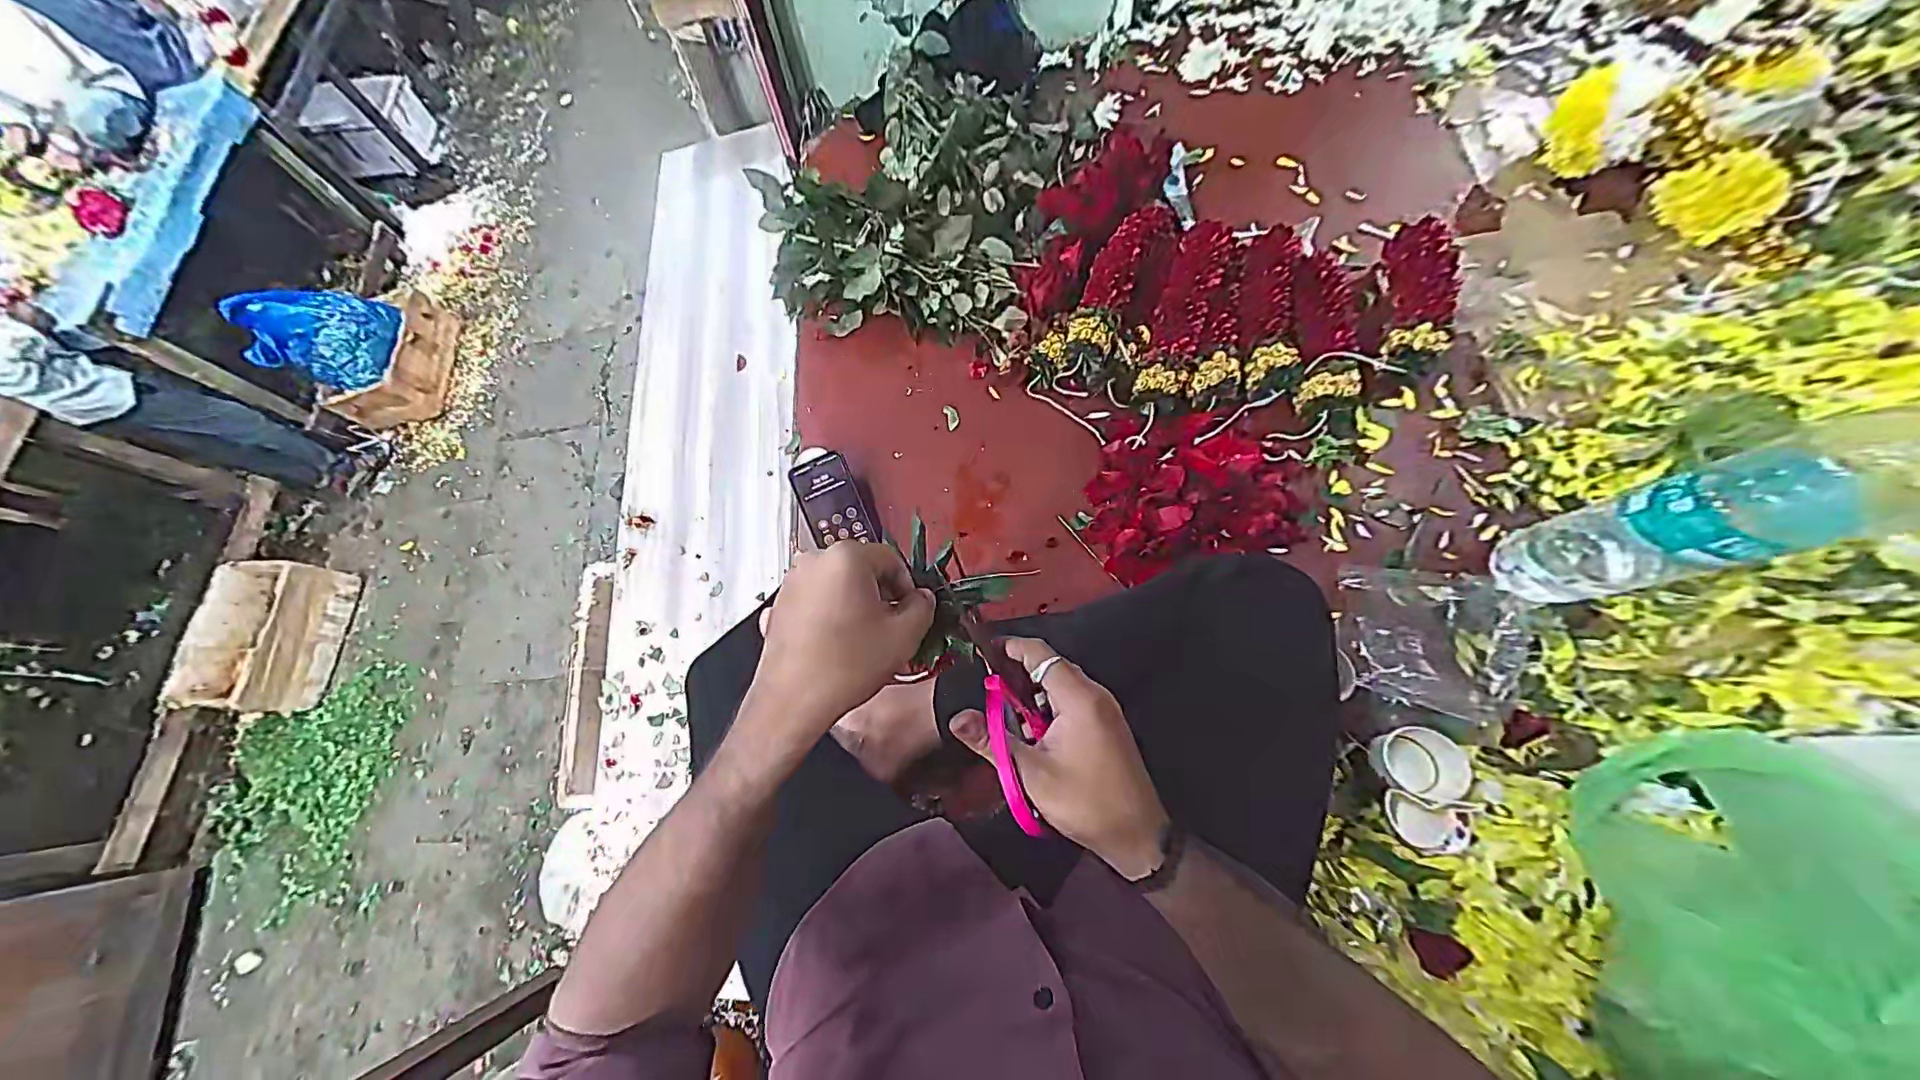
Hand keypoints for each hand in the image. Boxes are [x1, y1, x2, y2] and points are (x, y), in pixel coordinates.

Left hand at [750, 541, 933, 742]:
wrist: (794, 700)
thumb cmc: (844, 666)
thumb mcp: (904, 635)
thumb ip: (922, 607)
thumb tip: (921, 600)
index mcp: (847, 558)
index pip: (890, 558)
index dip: (907, 584)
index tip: (912, 606)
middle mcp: (815, 562)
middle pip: (862, 569)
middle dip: (881, 594)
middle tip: (892, 623)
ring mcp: (793, 584)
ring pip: (837, 585)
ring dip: (856, 604)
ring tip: (866, 637)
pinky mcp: (781, 606)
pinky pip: (816, 602)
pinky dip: (831, 615)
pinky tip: (840, 643)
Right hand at [950, 637, 1170, 879]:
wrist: (1138, 835)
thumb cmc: (1085, 803)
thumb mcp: (1030, 773)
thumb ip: (992, 741)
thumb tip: (958, 719)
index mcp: (1078, 698)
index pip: (1040, 653)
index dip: (1010, 647)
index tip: (983, 651)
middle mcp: (1095, 694)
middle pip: (1050, 667)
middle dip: (1018, 675)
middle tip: (988, 690)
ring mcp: (1105, 709)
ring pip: (1062, 685)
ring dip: (1034, 694)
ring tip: (1008, 717)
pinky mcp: (1108, 724)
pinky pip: (1074, 700)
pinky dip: (1050, 706)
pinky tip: (1035, 733)